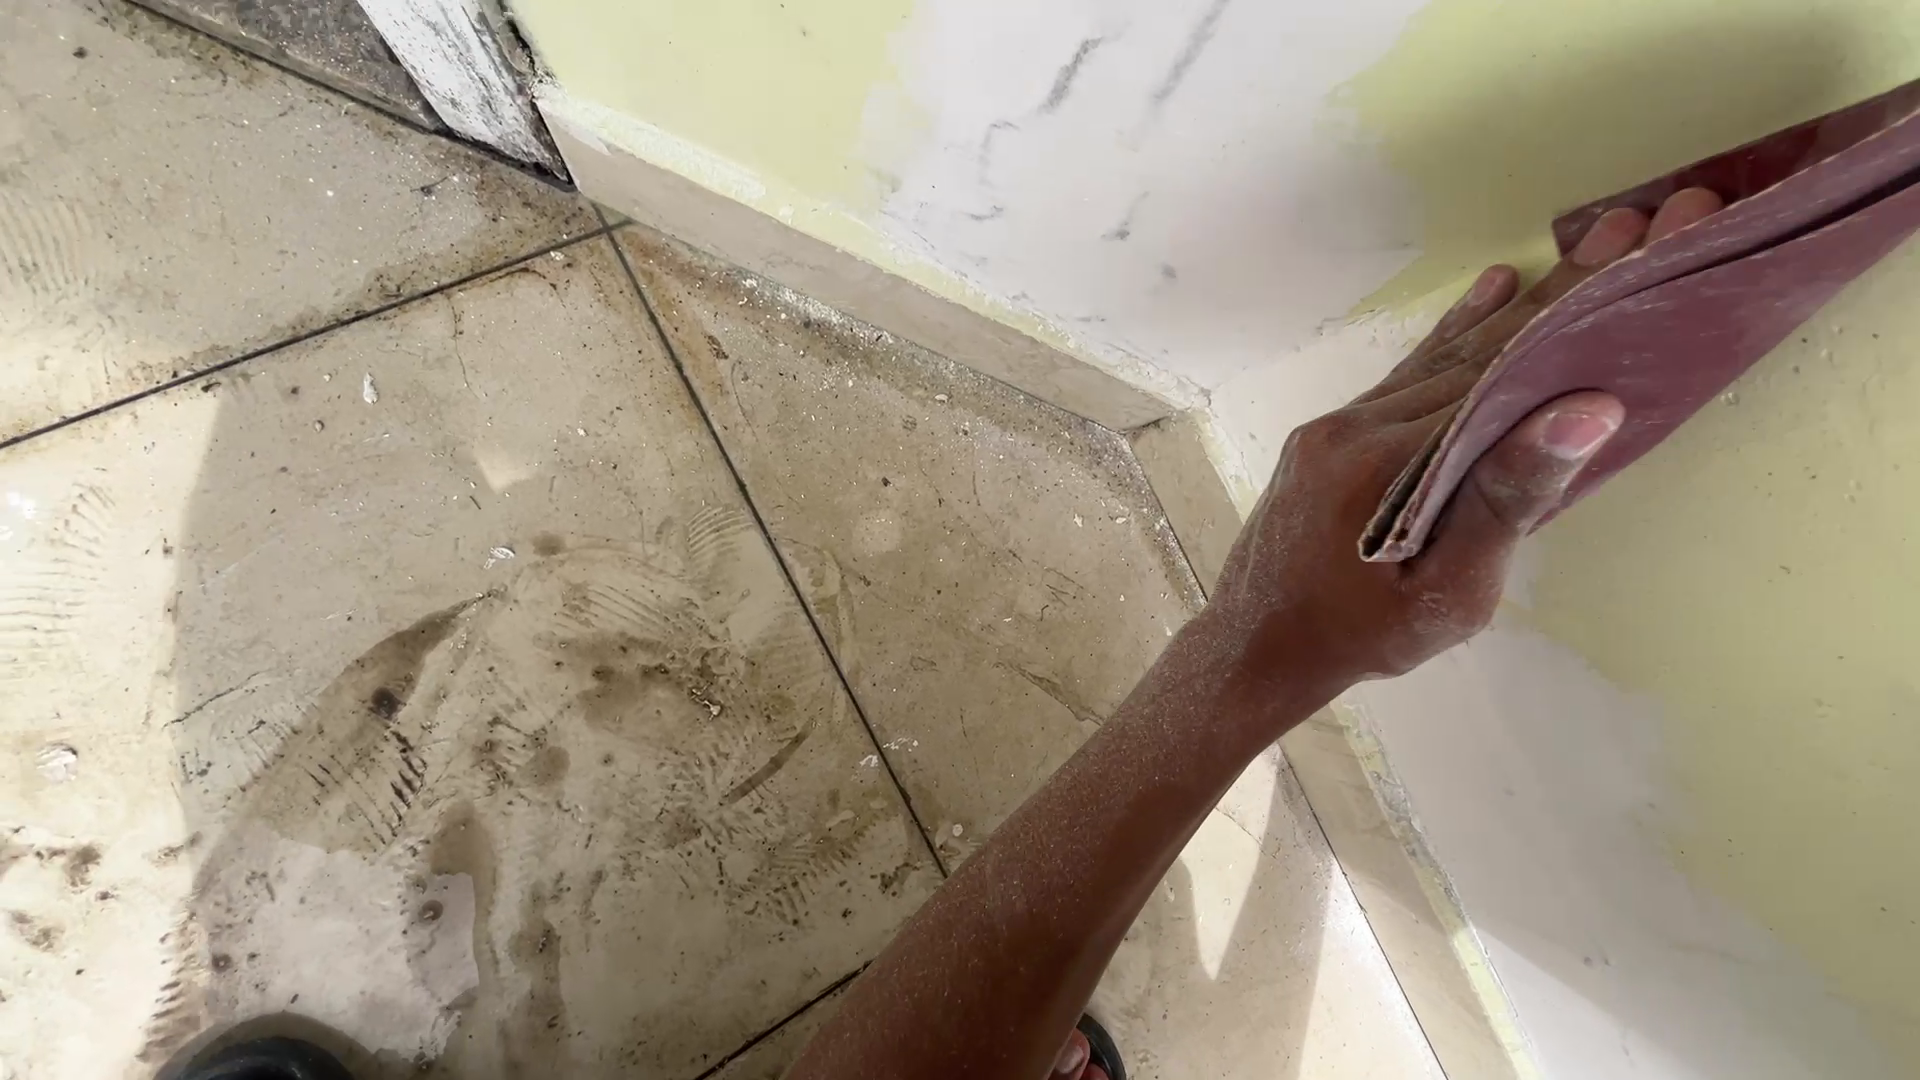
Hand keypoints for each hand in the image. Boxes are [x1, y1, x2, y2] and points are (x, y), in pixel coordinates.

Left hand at [1208, 189, 1723, 698]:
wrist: (1255, 642)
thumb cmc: (1356, 635)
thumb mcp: (1445, 594)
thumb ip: (1504, 503)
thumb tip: (1584, 411)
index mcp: (1385, 462)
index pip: (1500, 376)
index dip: (1580, 316)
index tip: (1654, 244)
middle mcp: (1351, 428)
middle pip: (1471, 358)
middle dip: (1561, 297)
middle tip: (1645, 222)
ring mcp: (1330, 429)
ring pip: (1433, 364)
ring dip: (1509, 313)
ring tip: (1582, 250)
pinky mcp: (1321, 439)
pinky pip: (1396, 382)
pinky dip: (1445, 342)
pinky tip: (1485, 296)